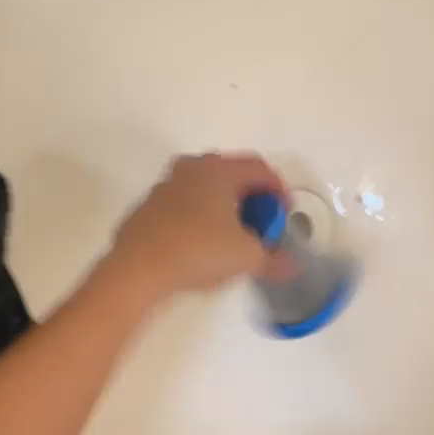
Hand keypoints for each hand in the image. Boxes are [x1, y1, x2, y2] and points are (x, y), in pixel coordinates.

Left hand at [100, 152, 284, 299]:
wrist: (140, 266)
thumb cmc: (200, 250)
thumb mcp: (246, 257)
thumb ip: (273, 259)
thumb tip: (293, 266)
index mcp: (219, 170)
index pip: (260, 169)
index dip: (279, 191)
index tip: (285, 214)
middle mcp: (192, 168)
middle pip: (232, 174)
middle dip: (251, 197)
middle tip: (261, 224)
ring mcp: (167, 185)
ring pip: (206, 189)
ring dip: (225, 207)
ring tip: (233, 235)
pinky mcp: (150, 206)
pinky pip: (186, 205)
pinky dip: (201, 217)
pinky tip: (203, 244)